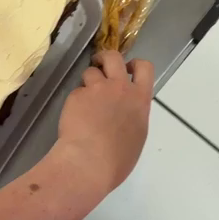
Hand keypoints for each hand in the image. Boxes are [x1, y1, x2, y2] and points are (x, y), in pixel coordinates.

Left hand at [51, 51, 152, 195]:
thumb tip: (124, 114)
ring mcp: (96, 90)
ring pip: (90, 72)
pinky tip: (74, 117)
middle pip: (113, 57)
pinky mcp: (76, 96)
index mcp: (139, 99)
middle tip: (99, 65)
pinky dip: (75, 101)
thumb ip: (132, 116)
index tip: (128, 68)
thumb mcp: (136, 136)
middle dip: (105, 57)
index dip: (135, 64)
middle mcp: (119, 88)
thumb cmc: (118, 159)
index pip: (145, 68)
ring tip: (84, 99)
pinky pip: (76, 92)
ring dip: (88, 81)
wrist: (89, 162)